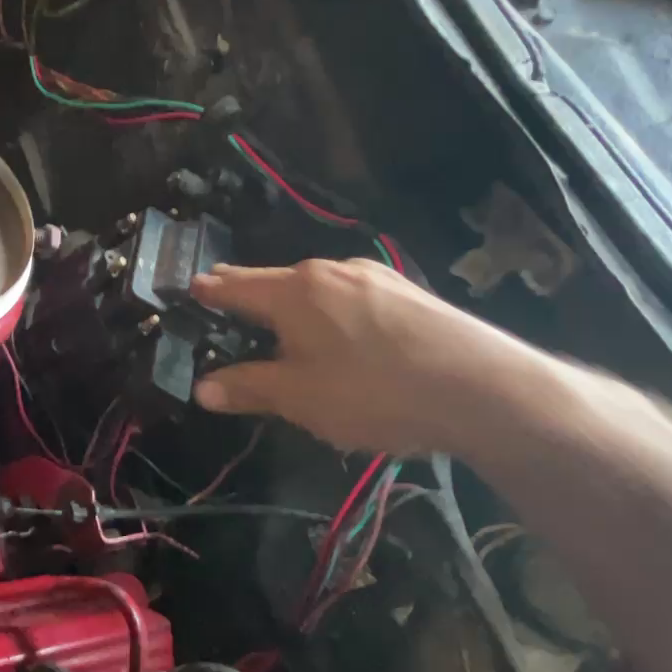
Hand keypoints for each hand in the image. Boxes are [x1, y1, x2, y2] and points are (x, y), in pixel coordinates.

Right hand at [190, 258, 560, 454]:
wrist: (483, 389)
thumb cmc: (372, 391)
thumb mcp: (296, 398)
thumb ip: (246, 388)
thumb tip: (202, 388)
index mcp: (294, 292)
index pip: (236, 286)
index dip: (209, 291)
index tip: (189, 288)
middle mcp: (331, 273)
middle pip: (274, 279)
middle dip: (245, 288)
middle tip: (220, 291)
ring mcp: (375, 278)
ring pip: (314, 286)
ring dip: (287, 300)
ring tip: (273, 316)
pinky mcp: (408, 293)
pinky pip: (346, 295)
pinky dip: (324, 308)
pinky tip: (333, 328)